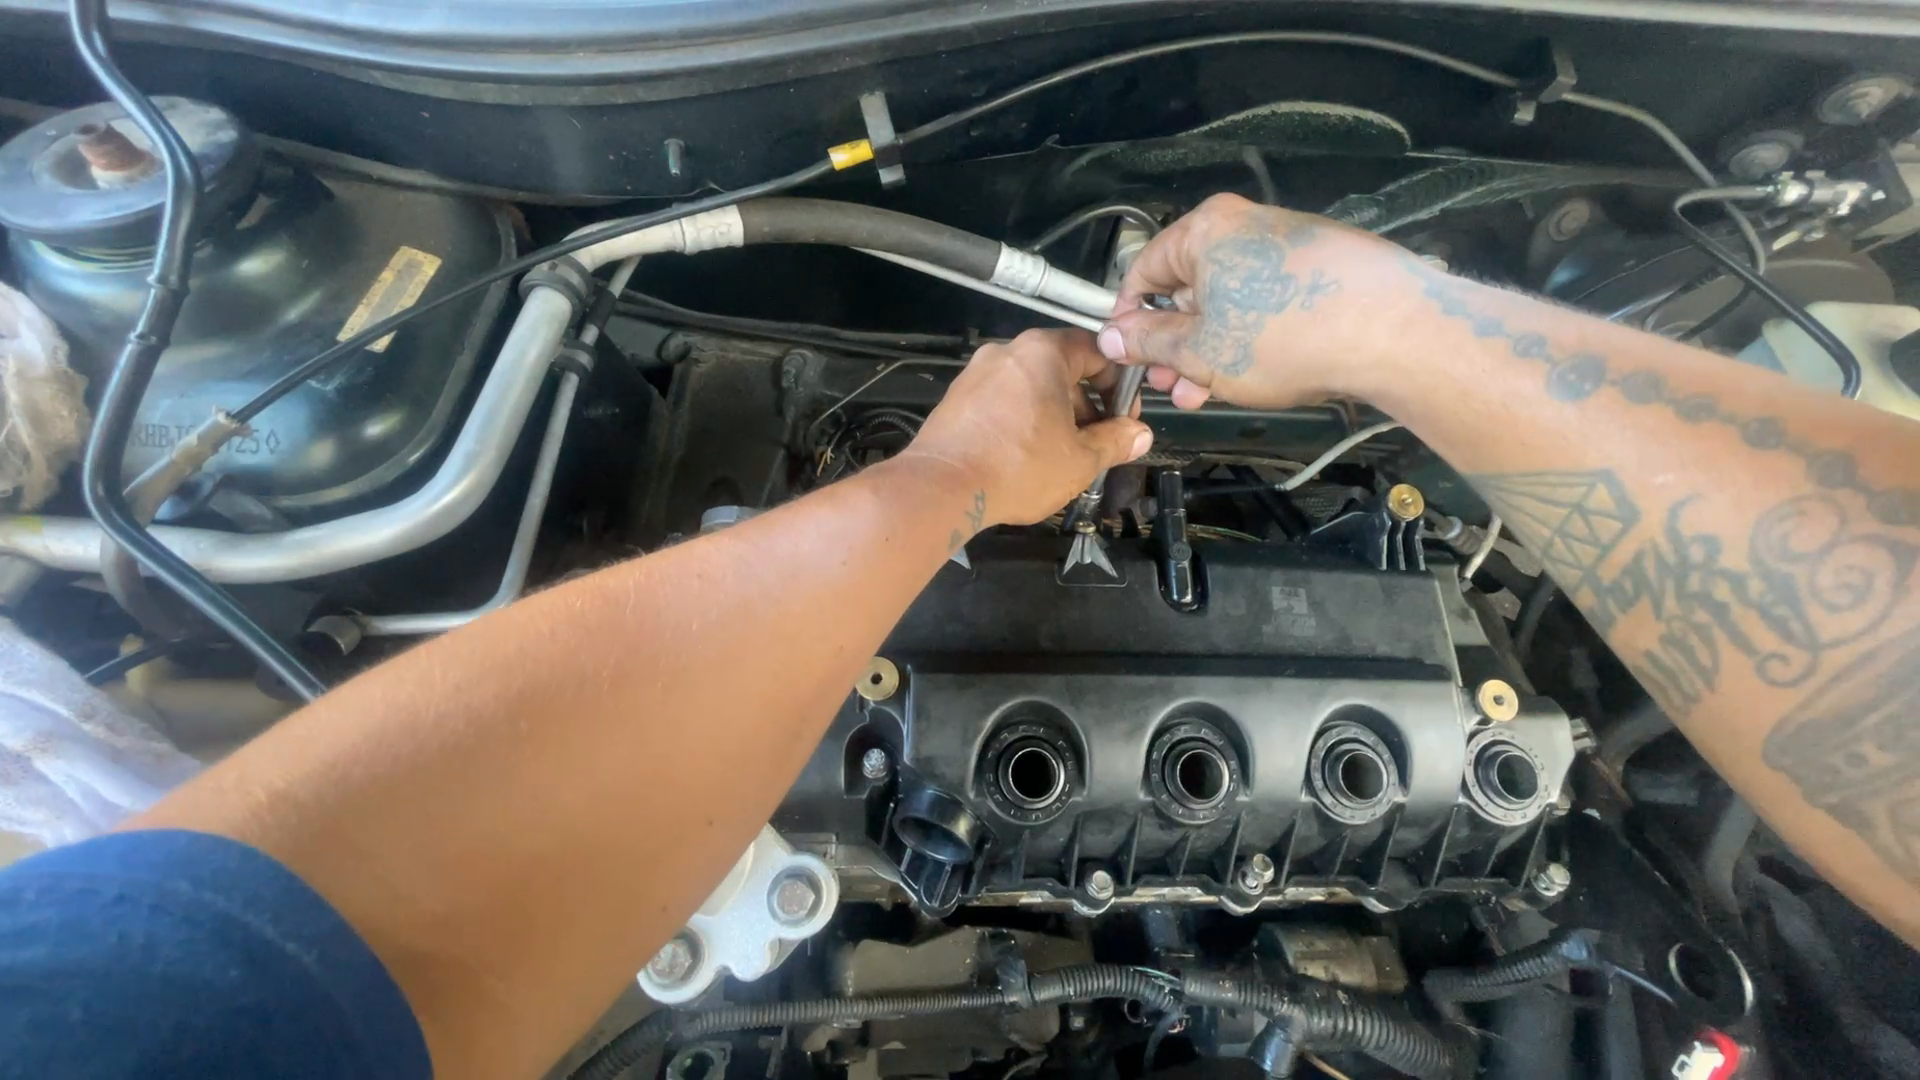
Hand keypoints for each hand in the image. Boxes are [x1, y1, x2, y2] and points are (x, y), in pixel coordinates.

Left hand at [899, 329, 1152, 528]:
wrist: (941, 488)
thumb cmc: (1019, 467)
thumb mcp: (1080, 460)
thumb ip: (1115, 442)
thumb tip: (1140, 434)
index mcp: (1043, 352)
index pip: (1097, 350)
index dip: (1120, 383)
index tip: (1124, 418)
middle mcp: (1007, 352)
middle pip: (1062, 369)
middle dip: (1085, 406)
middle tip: (1095, 445)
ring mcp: (976, 374)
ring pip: (1031, 387)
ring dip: (1054, 416)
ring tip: (1060, 457)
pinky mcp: (956, 399)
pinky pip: (1002, 402)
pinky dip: (1021, 421)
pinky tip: (1023, 457)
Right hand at [1096, 193, 1420, 409]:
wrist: (1394, 333)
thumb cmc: (1282, 338)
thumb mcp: (1197, 351)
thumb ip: (1148, 342)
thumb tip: (1112, 336)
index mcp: (1206, 231)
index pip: (1142, 270)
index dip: (1127, 318)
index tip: (1126, 355)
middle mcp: (1244, 226)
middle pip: (1186, 288)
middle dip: (1172, 343)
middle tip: (1169, 385)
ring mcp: (1286, 245)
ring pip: (1226, 301)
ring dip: (1207, 349)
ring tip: (1203, 391)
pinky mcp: (1320, 267)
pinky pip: (1263, 301)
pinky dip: (1247, 336)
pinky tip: (1249, 373)